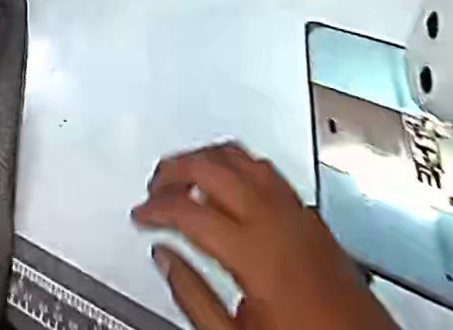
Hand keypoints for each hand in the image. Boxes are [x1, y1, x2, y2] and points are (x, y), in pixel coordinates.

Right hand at [131, 144, 393, 329]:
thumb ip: (193, 296)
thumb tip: (164, 255)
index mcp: (256, 252)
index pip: (188, 209)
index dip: (155, 208)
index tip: (141, 215)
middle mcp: (277, 219)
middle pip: (209, 167)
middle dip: (171, 170)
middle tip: (153, 188)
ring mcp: (298, 211)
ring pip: (237, 155)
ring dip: (202, 158)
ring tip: (182, 174)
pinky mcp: (312, 214)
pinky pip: (264, 166)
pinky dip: (234, 161)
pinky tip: (224, 177)